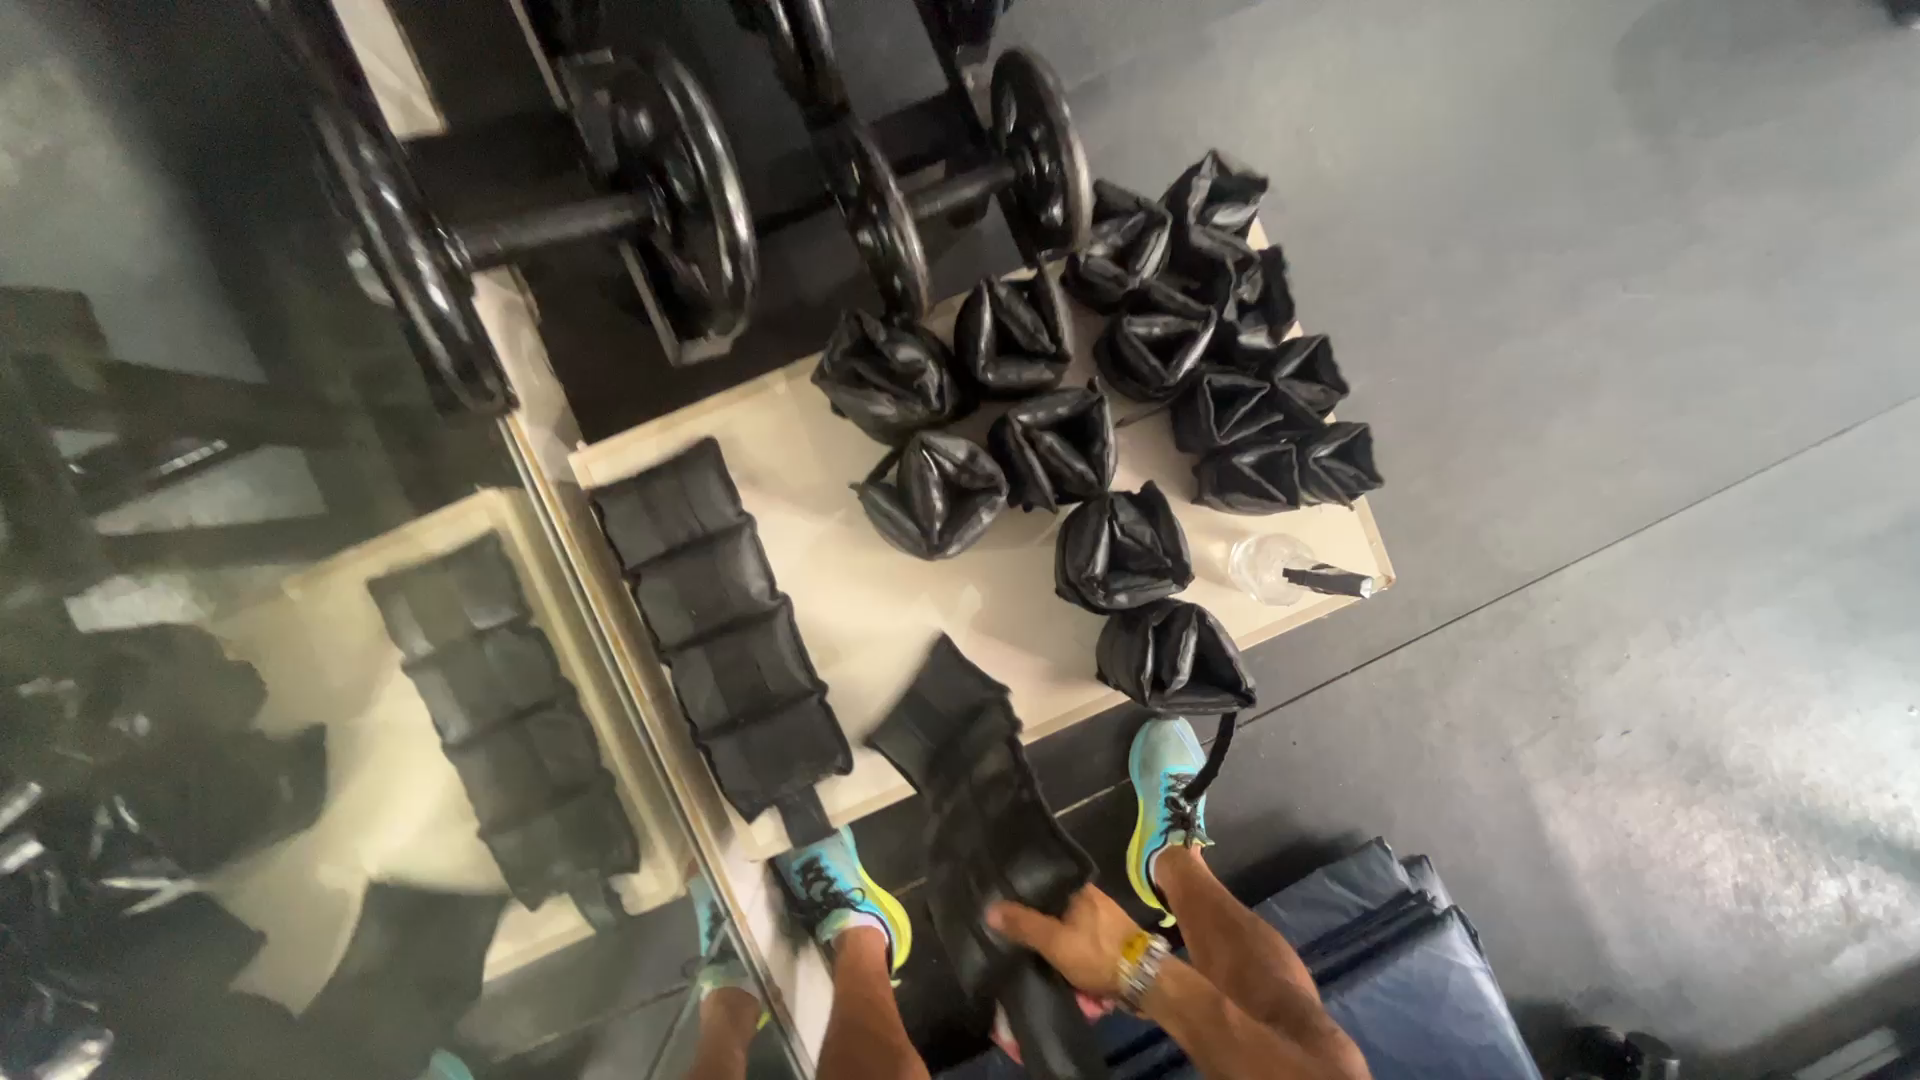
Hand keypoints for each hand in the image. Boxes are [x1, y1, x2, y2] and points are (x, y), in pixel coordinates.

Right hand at [986, 885, 1142, 997]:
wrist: (1145, 981)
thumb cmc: (1098, 953)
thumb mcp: (1054, 941)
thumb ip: (1023, 924)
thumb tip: (989, 908)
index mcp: (1076, 887)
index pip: (1040, 881)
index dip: (1020, 893)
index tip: (1001, 903)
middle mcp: (1088, 895)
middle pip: (1051, 905)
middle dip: (1036, 922)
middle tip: (1012, 932)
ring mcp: (1099, 916)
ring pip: (1064, 925)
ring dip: (1052, 940)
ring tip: (1028, 949)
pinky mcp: (1106, 936)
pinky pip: (1076, 938)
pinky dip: (1066, 949)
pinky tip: (1054, 960)